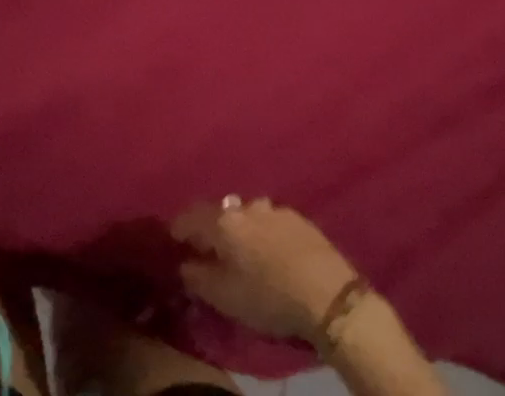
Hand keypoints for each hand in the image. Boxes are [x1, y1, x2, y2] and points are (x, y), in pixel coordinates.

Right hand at [170, 199, 361, 341]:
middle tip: (209, 249)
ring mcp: (276, 210)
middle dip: (210, 228)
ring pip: (247, 214)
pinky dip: (263, 232)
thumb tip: (186, 264)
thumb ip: (196, 277)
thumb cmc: (269, 297)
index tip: (175, 243)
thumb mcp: (224, 296)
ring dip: (240, 228)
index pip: (189, 216)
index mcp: (222, 222)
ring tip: (243, 249)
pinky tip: (271, 250)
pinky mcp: (301, 220)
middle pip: (218, 212)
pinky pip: (270, 221)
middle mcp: (246, 207)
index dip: (178, 229)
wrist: (329, 296)